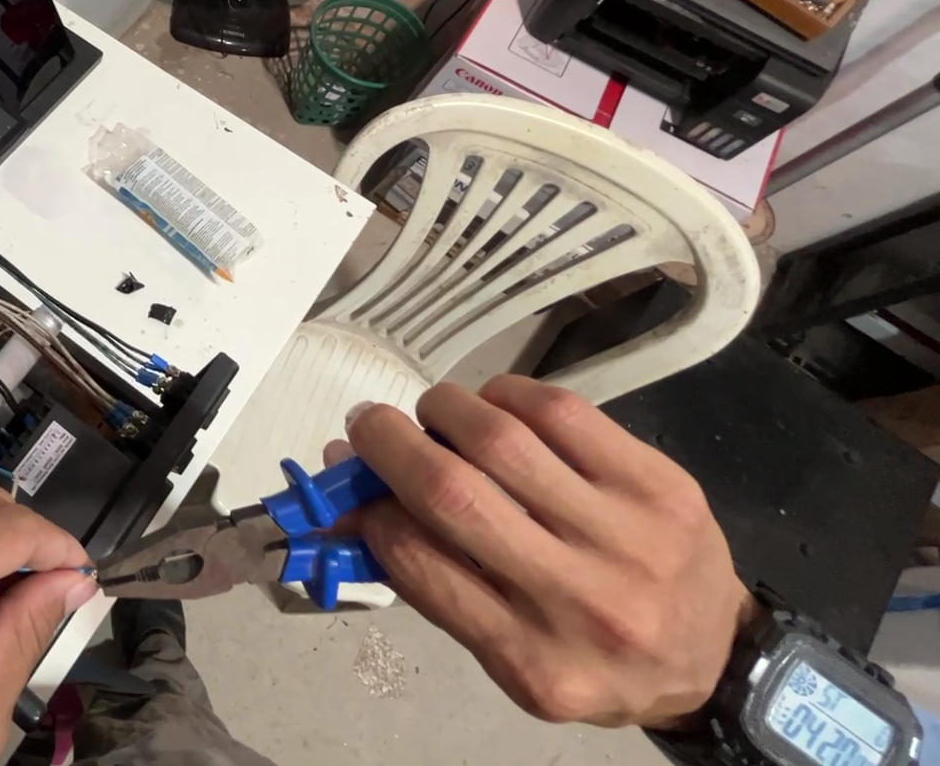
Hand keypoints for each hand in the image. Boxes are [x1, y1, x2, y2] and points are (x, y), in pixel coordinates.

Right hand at [332, 376, 755, 729]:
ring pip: (500, 437)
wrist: (715, 657)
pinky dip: (503, 394)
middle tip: (368, 424)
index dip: (366, 507)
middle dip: (386, 441)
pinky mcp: (664, 486)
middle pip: (450, 491)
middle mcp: (584, 606)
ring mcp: (633, 542)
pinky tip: (498, 410)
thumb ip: (416, 566)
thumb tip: (342, 481)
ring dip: (442, 409)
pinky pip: (558, 410)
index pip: (413, 558)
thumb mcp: (493, 640)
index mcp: (531, 661)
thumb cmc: (577, 647)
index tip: (353, 485)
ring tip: (437, 416)